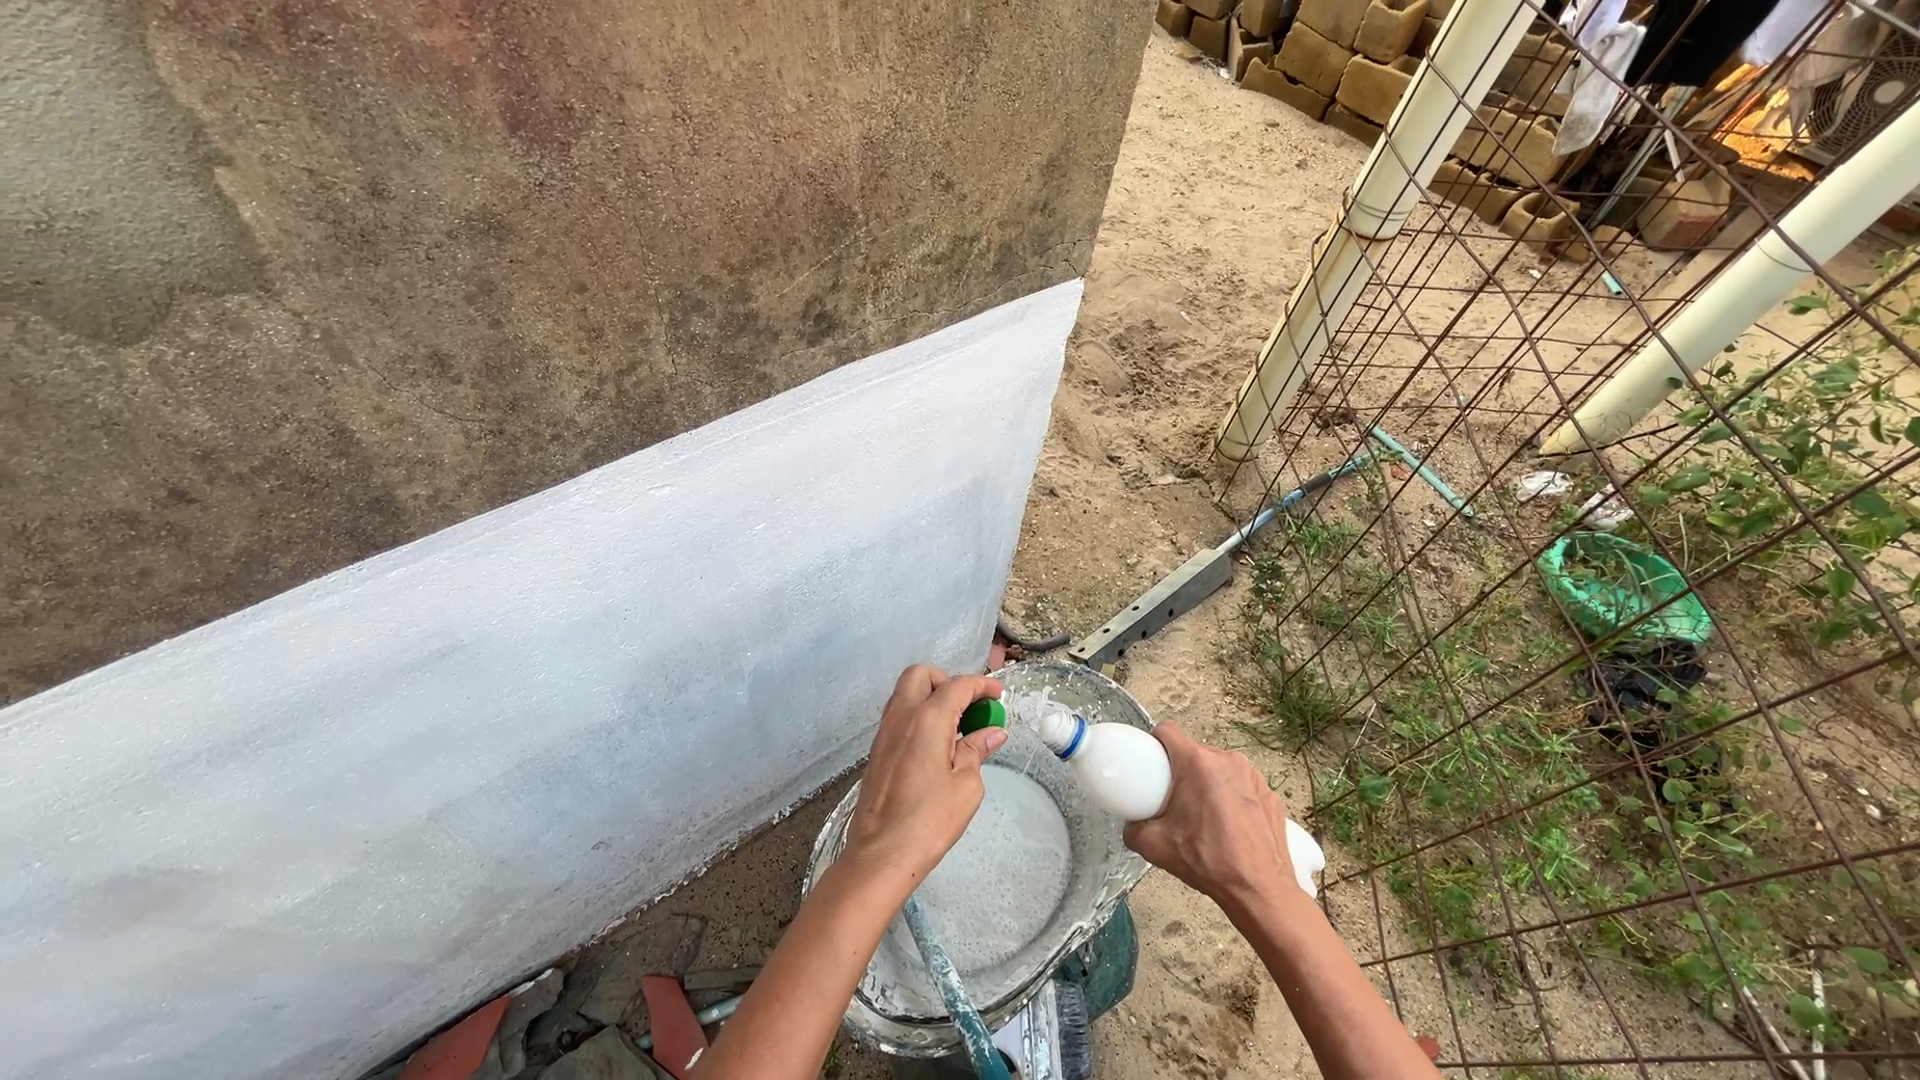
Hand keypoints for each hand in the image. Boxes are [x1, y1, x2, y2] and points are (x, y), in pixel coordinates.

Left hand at [842, 665, 1006, 884]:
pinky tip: (937, 745)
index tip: (998, 694)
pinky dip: (920, 717)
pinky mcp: (878, 751)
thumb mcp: (966, 785)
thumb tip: (992, 733)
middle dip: (948, 682)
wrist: (881, 853)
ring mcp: (885, 733)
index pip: (957, 685)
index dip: (981, 685)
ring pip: (907, 694)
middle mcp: (901, 716)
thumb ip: (977, 751)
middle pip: (922, 675)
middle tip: (969, 708)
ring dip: (932, 699)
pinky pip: (900, 717)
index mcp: (927, 719)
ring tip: (957, 728)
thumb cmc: (929, 821)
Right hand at [1123, 723, 1296, 908]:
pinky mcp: (1270, 795)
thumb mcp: (1153, 846)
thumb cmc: (1210, 863)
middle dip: (1182, 770)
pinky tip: (1228, 825)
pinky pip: (1242, 786)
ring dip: (1208, 783)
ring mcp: (1253, 777)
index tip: (1152, 759)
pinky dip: (1232, 799)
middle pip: (1195, 752)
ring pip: (1219, 769)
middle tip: (1174, 799)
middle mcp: (1228, 762)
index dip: (1155, 742)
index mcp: (1197, 764)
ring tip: (1203, 815)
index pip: (1167, 731)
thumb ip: (1132, 828)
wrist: (1258, 890)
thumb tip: (1132, 825)